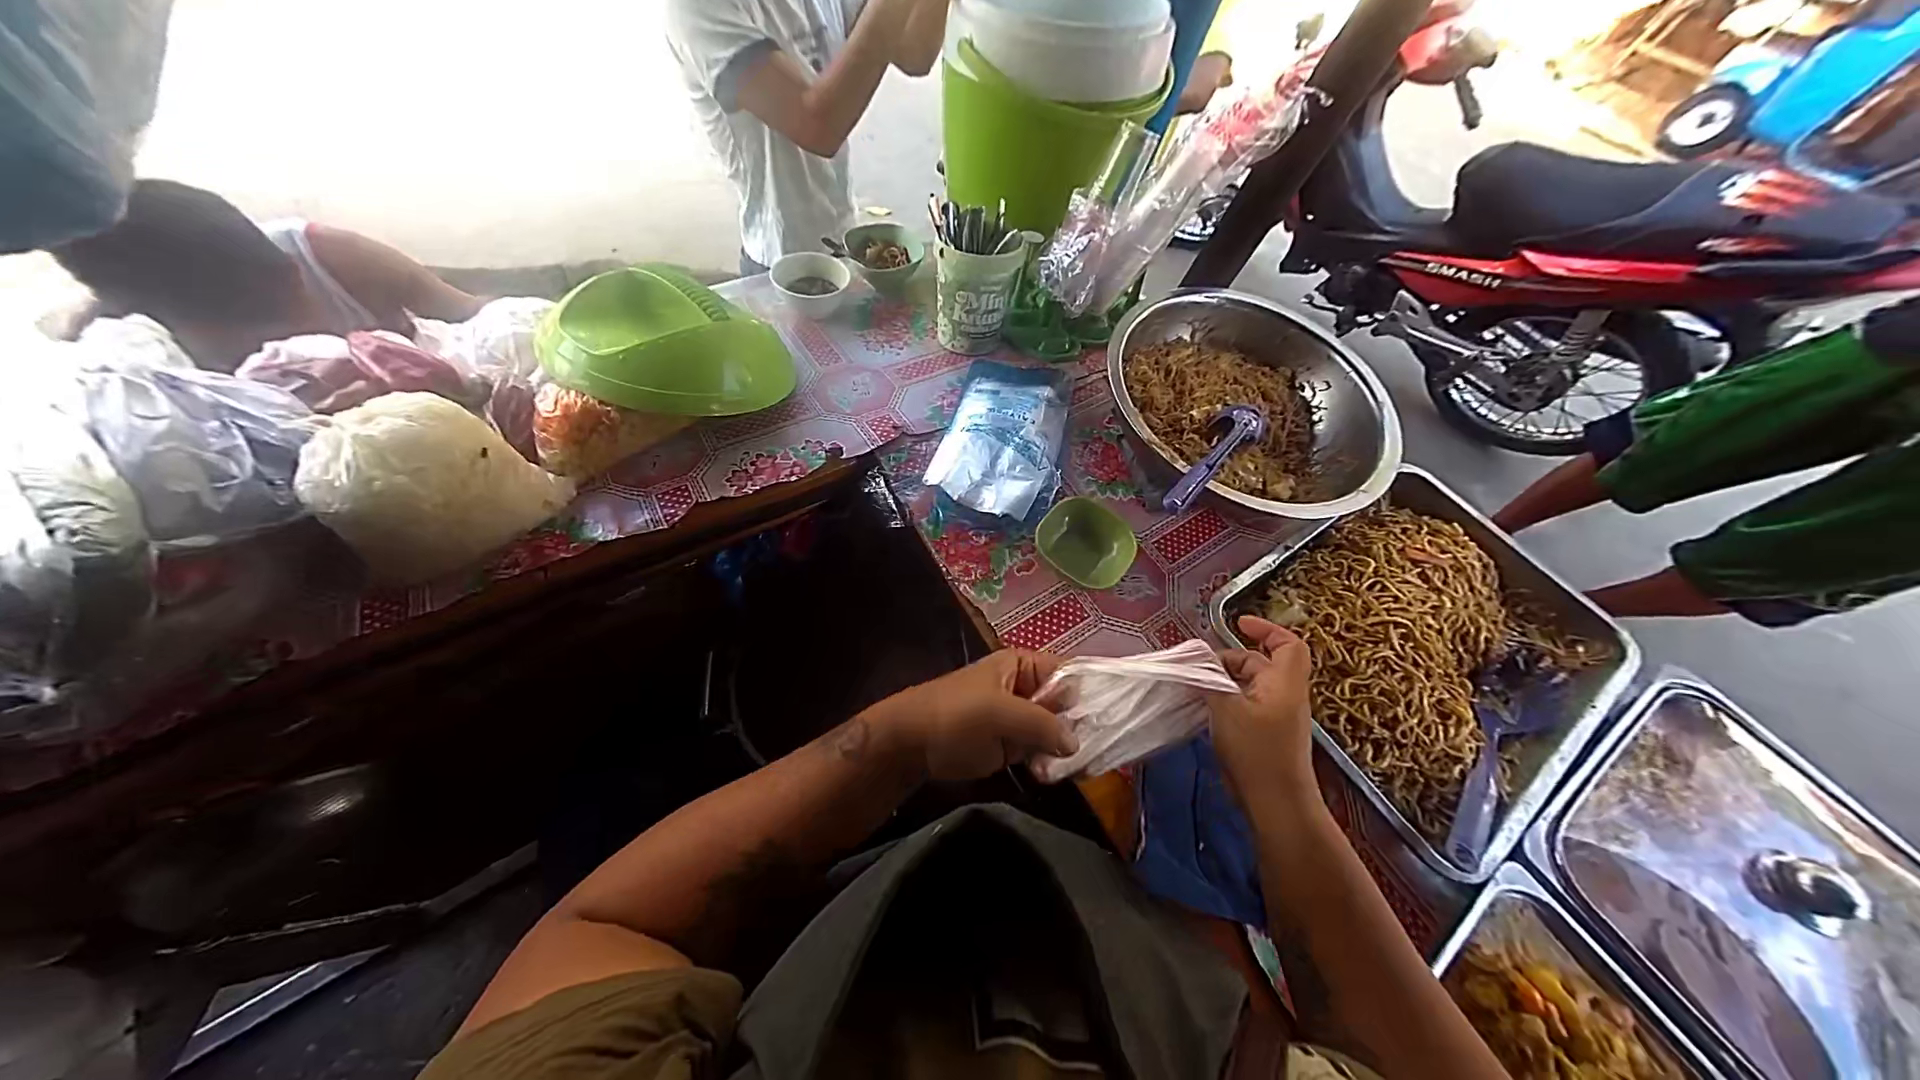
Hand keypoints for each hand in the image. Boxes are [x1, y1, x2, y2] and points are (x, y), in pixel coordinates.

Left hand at [865, 650, 1076, 782]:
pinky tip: (1050, 774)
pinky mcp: (1013, 746)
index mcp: (1023, 665)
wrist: (910, 744)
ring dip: (1065, 749)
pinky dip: (1050, 763)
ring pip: (1058, 731)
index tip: (1114, 715)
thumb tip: (1076, 743)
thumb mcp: (999, 712)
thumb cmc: (954, 715)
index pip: (1069, 672)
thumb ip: (1042, 724)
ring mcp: (1020, 718)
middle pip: (1068, 705)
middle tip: (1097, 749)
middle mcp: (1027, 688)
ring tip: (1072, 767)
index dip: (1091, 691)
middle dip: (1080, 726)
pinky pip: (1042, 751)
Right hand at [1209, 615, 1316, 804]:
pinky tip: (1204, 708)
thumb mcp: (1226, 708)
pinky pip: (1245, 704)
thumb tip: (1196, 664)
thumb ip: (1210, 681)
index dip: (1265, 628)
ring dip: (1223, 681)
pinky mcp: (1265, 734)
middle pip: (1259, 663)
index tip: (1237, 623)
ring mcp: (1276, 716)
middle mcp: (1284, 694)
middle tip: (1199, 667)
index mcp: (1284, 682)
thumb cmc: (1256, 750)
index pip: (1287, 643)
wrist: (1276, 802)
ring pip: (1248, 684)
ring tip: (1196, 687)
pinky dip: (1225, 700)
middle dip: (1229, 660)